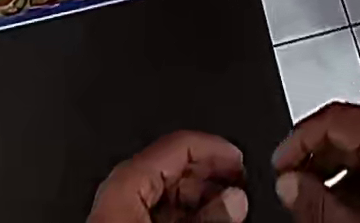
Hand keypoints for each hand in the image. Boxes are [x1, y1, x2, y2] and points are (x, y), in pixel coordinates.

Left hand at [88, 131, 249, 222]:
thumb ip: (208, 218)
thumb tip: (235, 200)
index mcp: (129, 180)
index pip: (181, 144)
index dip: (216, 150)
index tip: (239, 163)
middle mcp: (122, 189)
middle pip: (176, 167)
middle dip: (210, 177)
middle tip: (238, 189)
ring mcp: (120, 212)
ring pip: (170, 192)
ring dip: (200, 199)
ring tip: (226, 211)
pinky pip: (159, 213)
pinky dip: (184, 216)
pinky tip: (204, 222)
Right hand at [271, 102, 359, 222]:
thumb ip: (317, 203)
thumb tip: (289, 181)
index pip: (334, 117)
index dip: (299, 139)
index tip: (279, 164)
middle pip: (344, 130)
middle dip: (312, 158)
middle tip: (288, 185)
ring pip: (356, 151)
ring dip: (328, 173)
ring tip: (308, 204)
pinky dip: (348, 185)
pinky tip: (335, 211)